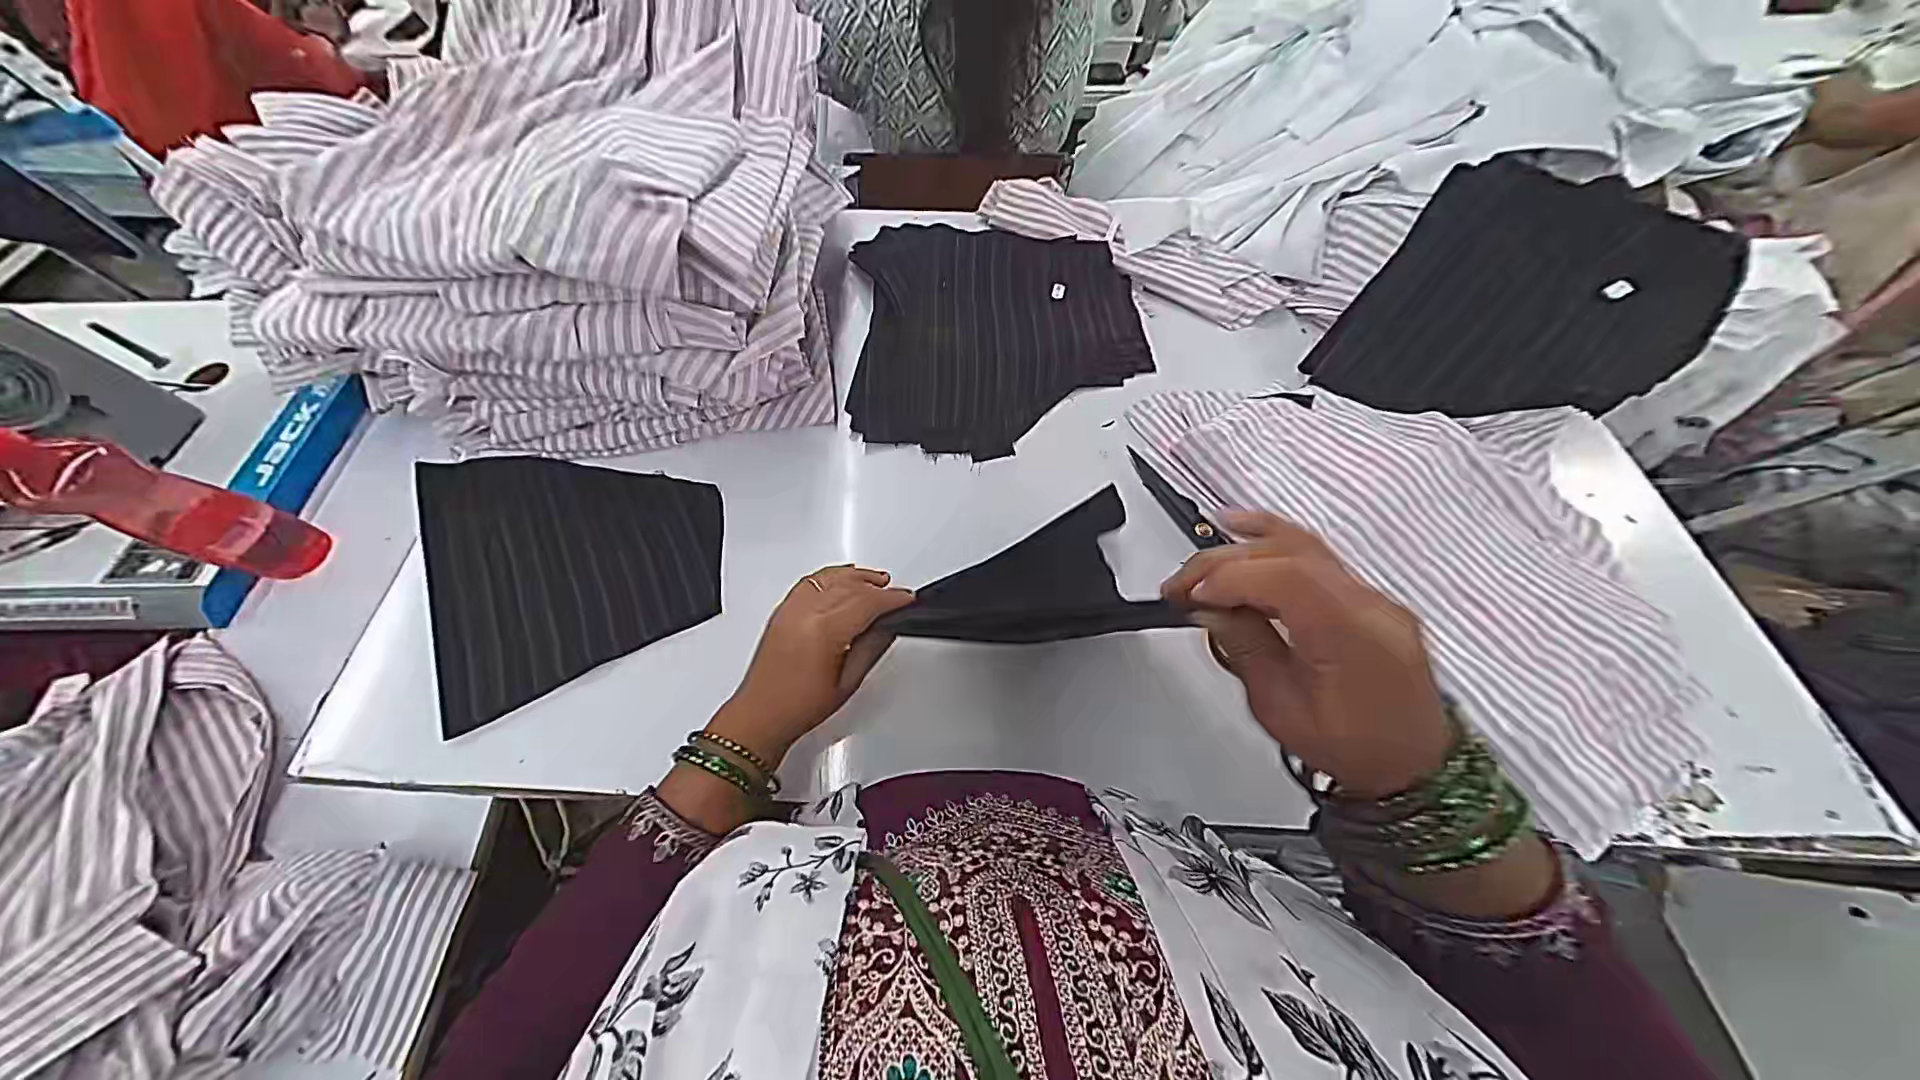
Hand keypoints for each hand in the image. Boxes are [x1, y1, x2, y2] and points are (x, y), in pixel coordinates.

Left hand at [708, 565, 914, 765]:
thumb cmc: (797, 706)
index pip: (867, 602)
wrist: (761, 716)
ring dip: (856, 577)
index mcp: (824, 630)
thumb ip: (871, 646)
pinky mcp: (782, 611)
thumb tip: (887, 625)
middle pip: (850, 587)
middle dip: (877, 587)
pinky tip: (842, 578)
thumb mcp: (848, 681)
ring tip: (875, 581)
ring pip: (830, 578)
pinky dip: (831, 576)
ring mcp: (791, 609)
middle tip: (895, 595)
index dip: (892, 599)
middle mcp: (805, 613)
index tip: (906, 599)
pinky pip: (810, 582)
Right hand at [1160, 511, 1450, 796]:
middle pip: (1290, 554)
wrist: (1412, 767)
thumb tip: (1211, 608)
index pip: (1286, 577)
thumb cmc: (1354, 749)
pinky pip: (1318, 557)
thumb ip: (1245, 647)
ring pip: (1304, 546)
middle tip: (1182, 585)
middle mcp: (1371, 607)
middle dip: (1225, 561)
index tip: (1191, 595)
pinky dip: (1274, 547)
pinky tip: (1248, 536)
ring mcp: (1374, 598)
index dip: (1230, 576)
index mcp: (1352, 638)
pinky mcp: (1368, 599)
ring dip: (1245, 548)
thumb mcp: (1279, 707)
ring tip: (1202, 562)